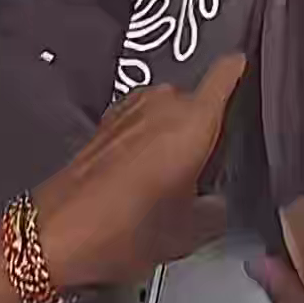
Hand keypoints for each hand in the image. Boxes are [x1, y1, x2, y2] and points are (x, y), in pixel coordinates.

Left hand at [33, 53, 243, 288]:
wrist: (54, 232)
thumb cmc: (128, 227)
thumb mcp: (188, 232)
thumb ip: (216, 210)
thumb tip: (219, 203)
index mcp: (194, 118)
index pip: (226, 73)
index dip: (241, 69)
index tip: (249, 72)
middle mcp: (166, 101)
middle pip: (199, 99)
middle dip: (205, 124)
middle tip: (207, 161)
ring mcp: (133, 106)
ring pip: (169, 109)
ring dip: (173, 130)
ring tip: (171, 171)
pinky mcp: (108, 119)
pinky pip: (143, 117)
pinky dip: (148, 135)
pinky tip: (141, 171)